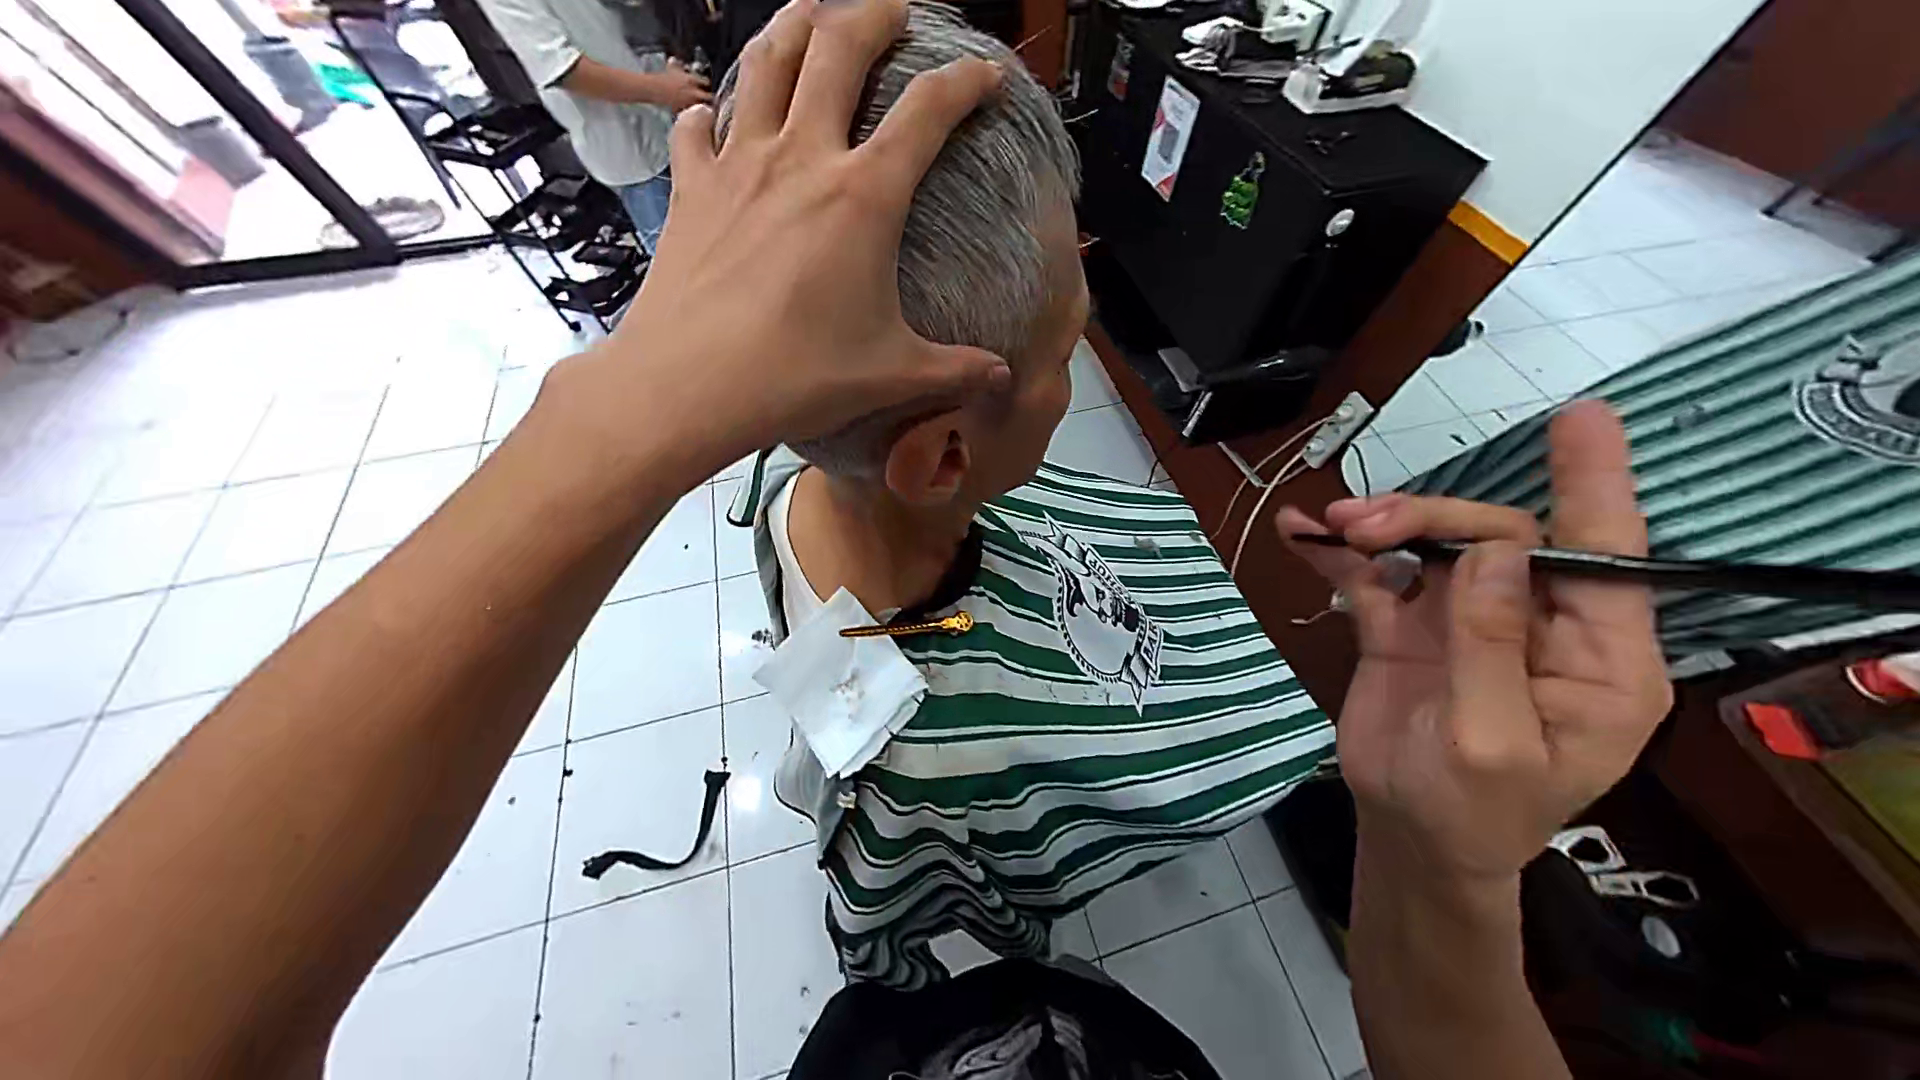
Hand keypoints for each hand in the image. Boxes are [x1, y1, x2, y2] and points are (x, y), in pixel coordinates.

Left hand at [555, 0, 1010, 473]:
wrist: (693, 383)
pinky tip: (716, 118)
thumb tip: (999, 375)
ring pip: (767, 62)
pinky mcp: (692, 190)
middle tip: (894, 9)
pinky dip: (711, 113)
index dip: (964, 84)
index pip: (928, 113)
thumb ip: (955, 369)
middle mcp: (801, 161)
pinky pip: (698, 127)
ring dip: (794, 27)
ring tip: (812, 15)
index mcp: (862, 198)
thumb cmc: (796, 375)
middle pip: (838, 48)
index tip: (984, 74)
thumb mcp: (892, 374)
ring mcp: (740, 166)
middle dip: (874, 15)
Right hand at [1277, 402, 1671, 887]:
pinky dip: (1339, 555)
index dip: (1593, 484)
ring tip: (1327, 526)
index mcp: (1595, 660)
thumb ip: (1495, 647)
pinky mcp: (1407, 627)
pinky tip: (1301, 535)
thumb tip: (1499, 552)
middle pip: (1494, 540)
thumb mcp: (1490, 740)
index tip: (1580, 418)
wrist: (1406, 833)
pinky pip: (1376, 577)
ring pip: (1431, 548)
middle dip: (1429, 520)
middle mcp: (1536, 626)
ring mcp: (1465, 622)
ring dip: (1379, 529)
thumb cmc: (1471, 809)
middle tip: (1358, 527)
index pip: (1607, 557)